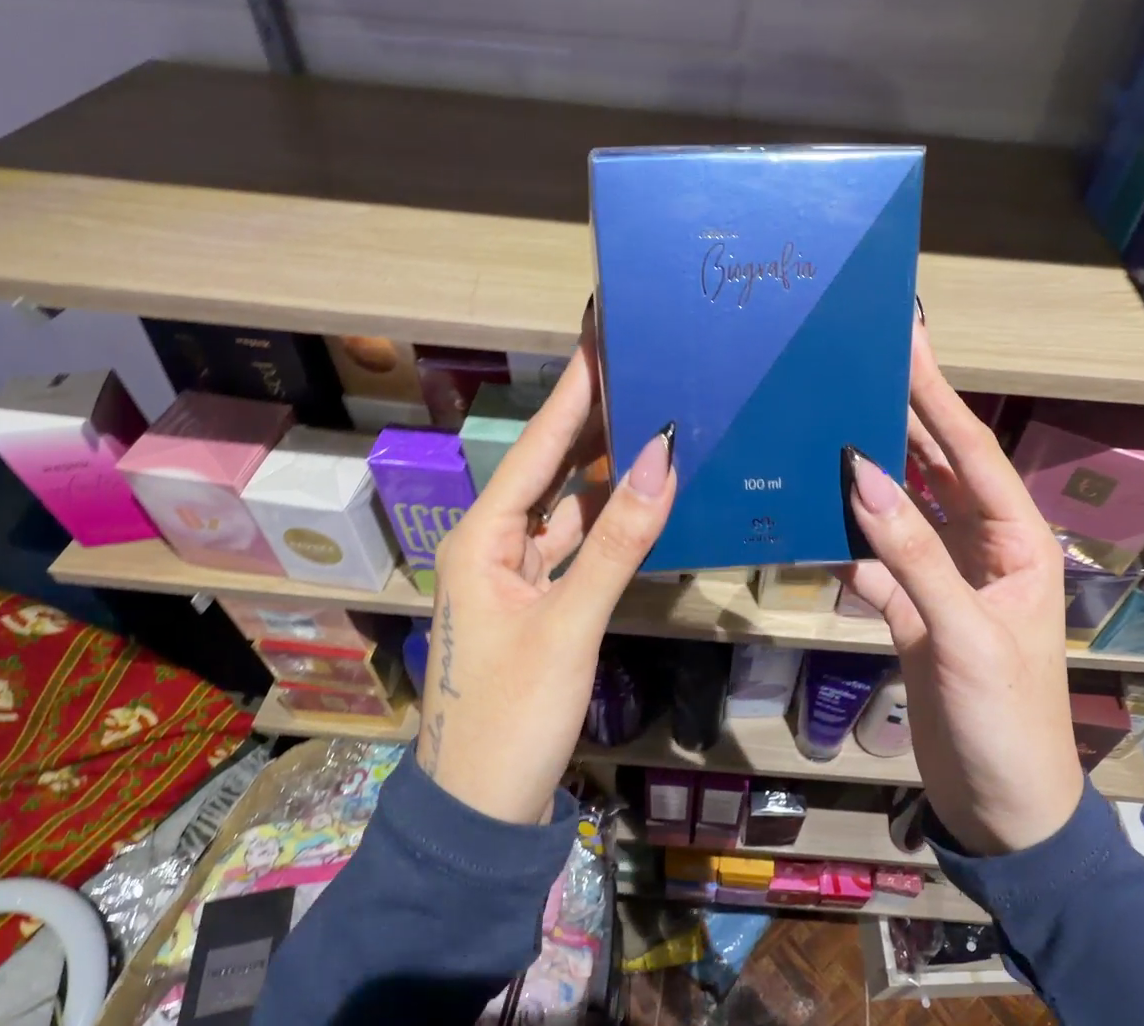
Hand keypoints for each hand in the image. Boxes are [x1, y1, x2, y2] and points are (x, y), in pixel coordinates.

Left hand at [416, 321, 676, 824]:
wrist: (484, 808)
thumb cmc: (511, 714)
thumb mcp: (567, 623)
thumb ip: (617, 540)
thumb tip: (660, 455)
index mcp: (482, 537)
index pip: (539, 448)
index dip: (573, 391)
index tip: (600, 336)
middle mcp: (496, 545)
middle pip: (552, 470)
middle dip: (593, 421)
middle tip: (639, 366)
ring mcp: (520, 577)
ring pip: (569, 508)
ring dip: (605, 470)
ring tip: (651, 416)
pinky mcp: (542, 606)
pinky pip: (580, 548)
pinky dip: (611, 523)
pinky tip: (642, 495)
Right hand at [841, 324, 1083, 856]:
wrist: (1001, 808)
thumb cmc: (1005, 721)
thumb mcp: (966, 636)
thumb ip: (915, 557)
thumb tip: (863, 475)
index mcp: (1016, 542)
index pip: (970, 453)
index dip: (937, 396)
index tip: (907, 342)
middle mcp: (980, 550)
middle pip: (935, 471)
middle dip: (902, 420)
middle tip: (857, 365)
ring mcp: (943, 582)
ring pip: (902, 513)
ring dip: (869, 476)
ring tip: (828, 423)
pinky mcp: (912, 614)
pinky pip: (876, 564)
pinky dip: (849, 543)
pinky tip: (816, 518)